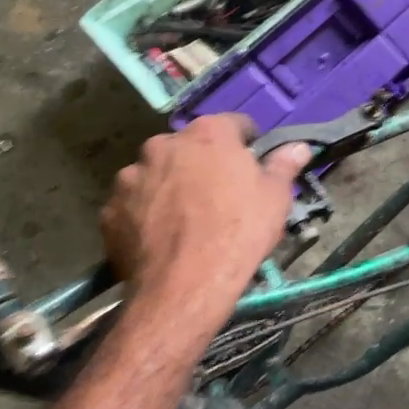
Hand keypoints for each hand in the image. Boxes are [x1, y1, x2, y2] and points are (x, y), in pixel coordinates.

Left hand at [101, 114, 310, 318]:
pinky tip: (161, 238)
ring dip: (170, 186)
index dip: (246, 143)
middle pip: (190, 147)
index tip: (252, 165)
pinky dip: (145, 214)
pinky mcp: (109, 210)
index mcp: (208, 134)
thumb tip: (298, 147)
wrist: (185, 285)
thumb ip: (283, 165)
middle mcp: (163, 145)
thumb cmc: (239, 232)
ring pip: (157, 174)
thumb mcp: (275, 197)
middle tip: (219, 195)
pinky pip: (133, 204)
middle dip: (203, 163)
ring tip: (186, 220)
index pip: (234, 124)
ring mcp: (131, 177)